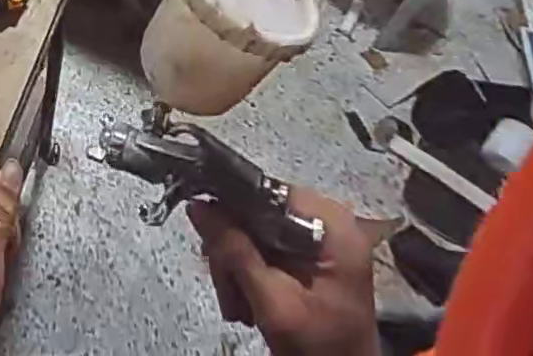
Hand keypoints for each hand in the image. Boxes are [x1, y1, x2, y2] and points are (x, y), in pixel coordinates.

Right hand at [187, 187, 381, 355]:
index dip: (234, 209)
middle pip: (259, 209)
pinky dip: (250, 268)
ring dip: (237, 263)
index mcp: (333, 223)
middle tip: (227, 286)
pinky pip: (266, 243)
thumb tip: (199, 206)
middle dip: (234, 247)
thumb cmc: (319, 352)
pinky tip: (248, 298)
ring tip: (238, 302)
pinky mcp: (311, 252)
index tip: (210, 235)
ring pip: (256, 227)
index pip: (268, 192)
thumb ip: (236, 253)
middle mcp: (329, 218)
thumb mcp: (274, 305)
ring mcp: (320, 235)